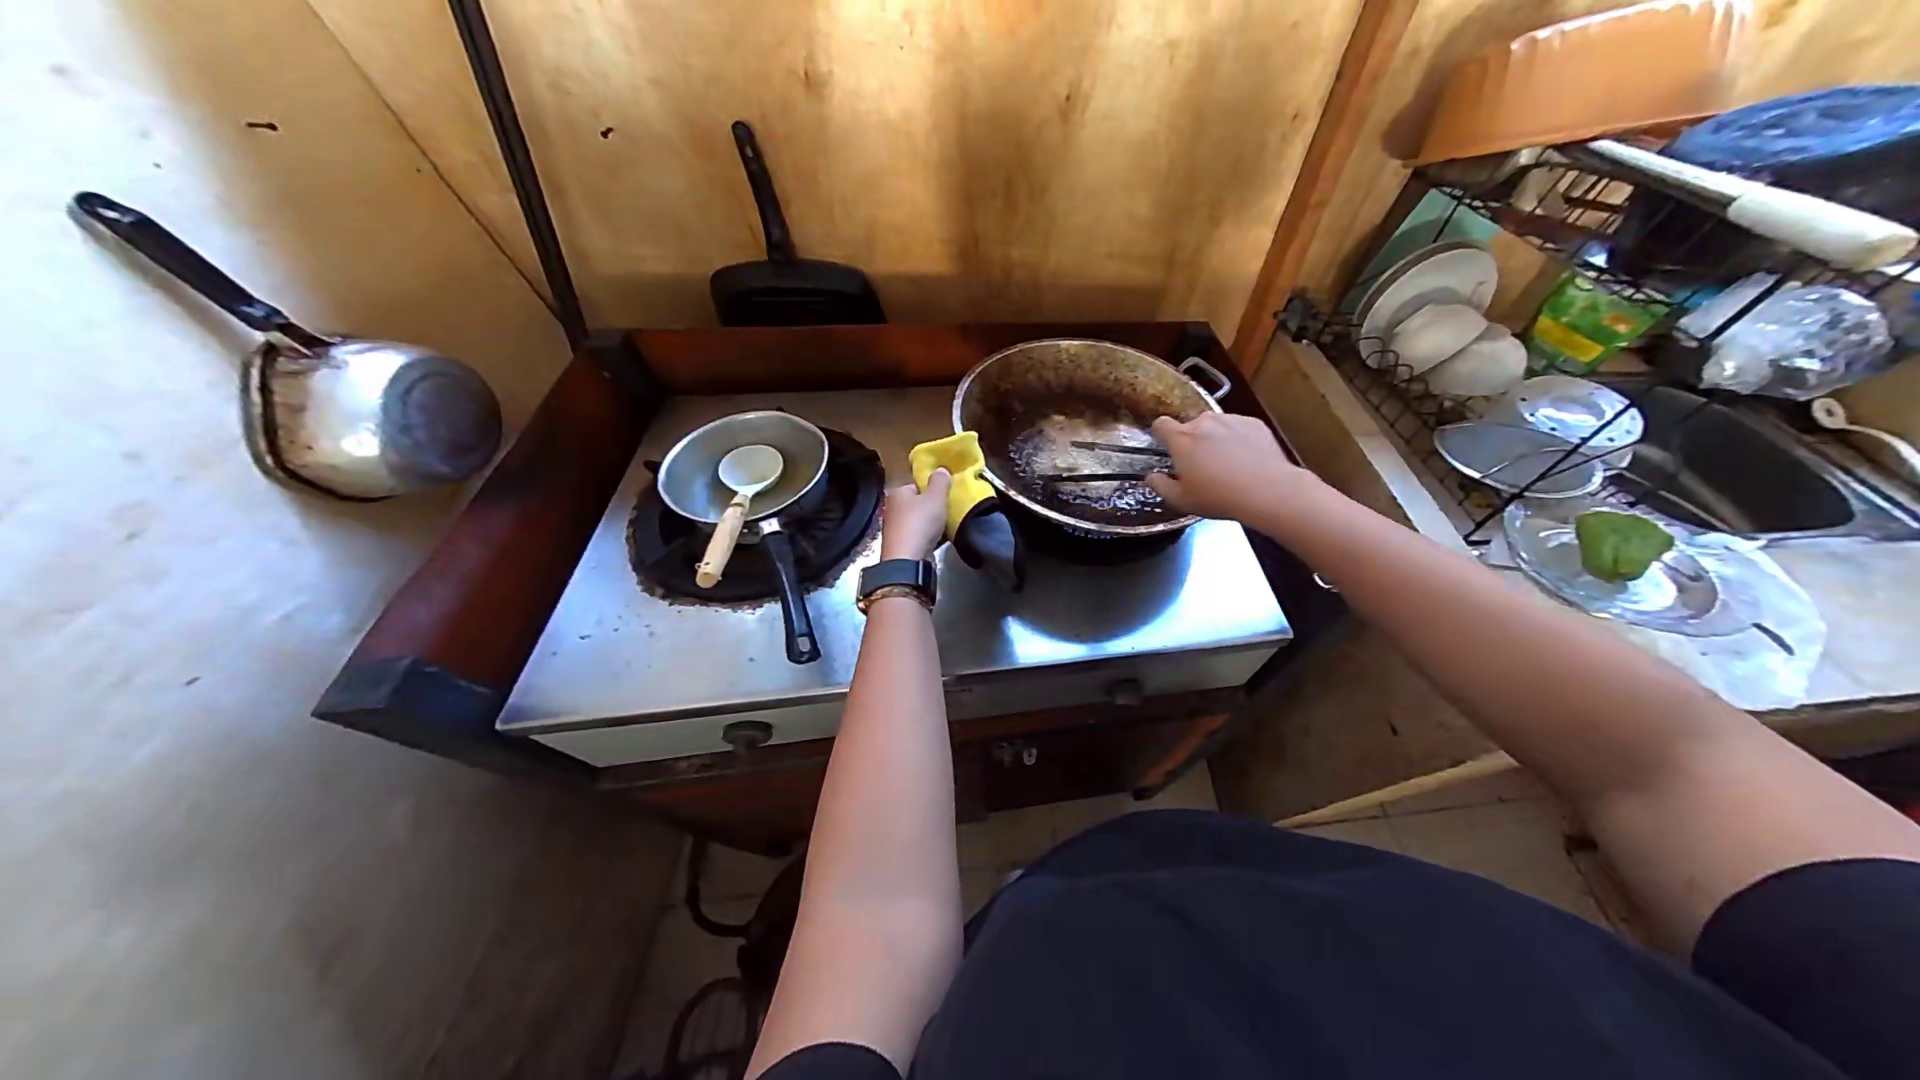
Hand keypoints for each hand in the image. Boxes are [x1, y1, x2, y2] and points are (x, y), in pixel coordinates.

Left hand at [881, 468, 951, 559]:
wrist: (906, 560)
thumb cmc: (920, 523)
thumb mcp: (936, 497)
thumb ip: (940, 481)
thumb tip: (940, 469)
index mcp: (897, 492)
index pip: (916, 485)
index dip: (931, 490)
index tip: (944, 497)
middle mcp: (891, 508)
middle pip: (916, 504)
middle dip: (930, 508)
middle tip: (945, 512)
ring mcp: (892, 528)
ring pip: (916, 521)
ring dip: (929, 524)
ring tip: (943, 528)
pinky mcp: (897, 545)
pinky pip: (915, 536)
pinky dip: (925, 538)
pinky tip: (935, 542)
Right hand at [1145, 413, 1315, 523]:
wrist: (1267, 490)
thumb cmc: (1219, 497)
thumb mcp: (1181, 500)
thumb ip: (1160, 486)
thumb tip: (1151, 477)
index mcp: (1181, 439)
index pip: (1161, 424)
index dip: (1161, 434)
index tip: (1167, 446)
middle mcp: (1204, 423)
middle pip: (1190, 426)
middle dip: (1192, 441)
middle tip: (1201, 465)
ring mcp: (1230, 420)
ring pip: (1215, 425)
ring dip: (1215, 438)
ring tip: (1226, 463)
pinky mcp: (1254, 423)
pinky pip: (1238, 427)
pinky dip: (1238, 439)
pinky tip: (1245, 459)